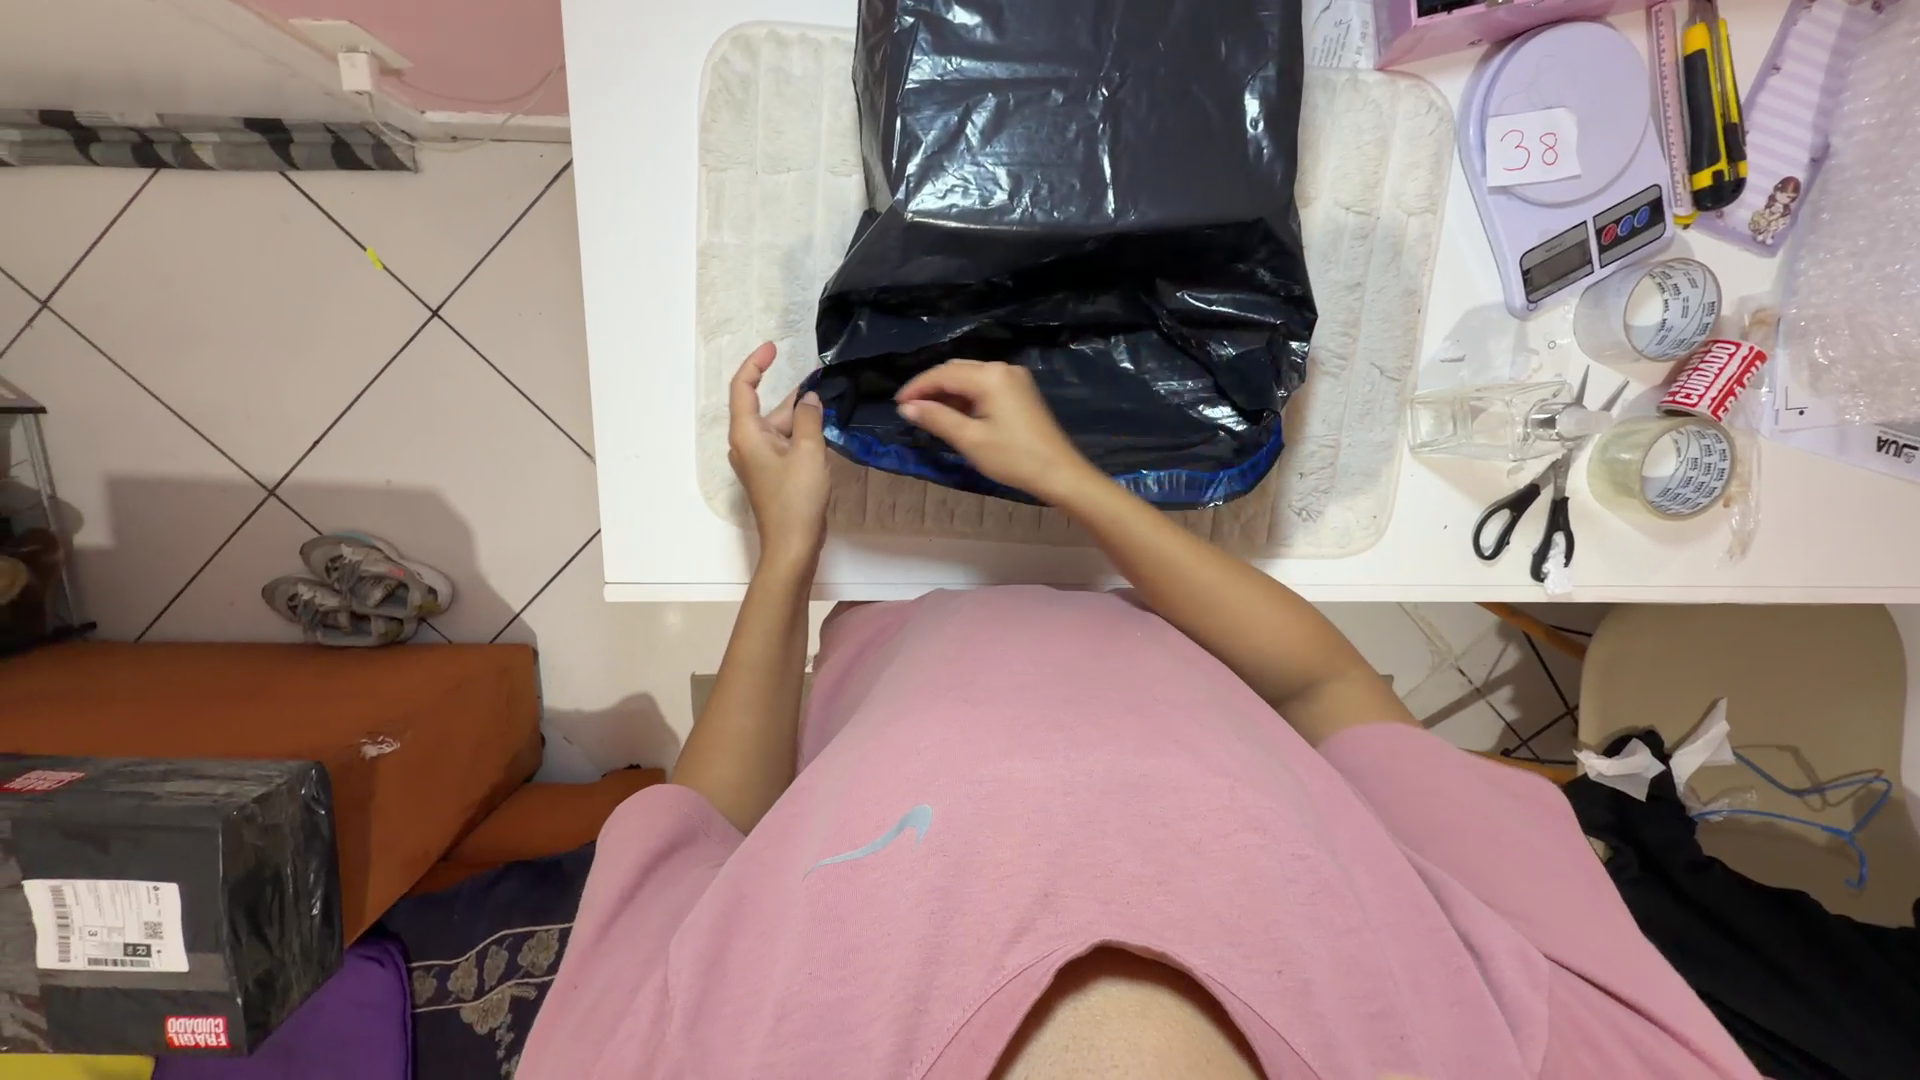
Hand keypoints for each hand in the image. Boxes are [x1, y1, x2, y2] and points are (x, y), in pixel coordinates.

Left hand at [729, 343, 828, 565]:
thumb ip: (810, 419)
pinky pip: (783, 445)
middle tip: (823, 382)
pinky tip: (823, 434)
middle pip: (764, 408)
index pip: (743, 387)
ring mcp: (757, 461)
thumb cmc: (797, 498)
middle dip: (792, 396)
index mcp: (746, 434)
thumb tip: (811, 399)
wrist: (792, 545)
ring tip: (829, 406)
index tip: (774, 348)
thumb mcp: (809, 452)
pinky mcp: (771, 474)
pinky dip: (800, 435)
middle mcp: (746, 444)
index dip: (756, 364)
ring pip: (777, 428)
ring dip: (801, 418)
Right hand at [894, 359, 1101, 504]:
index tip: (897, 404)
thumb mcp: (970, 440)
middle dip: (931, 387)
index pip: (943, 374)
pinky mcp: (1021, 391)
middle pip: (956, 370)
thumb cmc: (1014, 458)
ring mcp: (1014, 378)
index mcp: (990, 376)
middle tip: (909, 409)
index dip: (917, 387)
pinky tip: (954, 414)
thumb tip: (906, 408)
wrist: (1060, 472)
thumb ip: (936, 418)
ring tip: (927, 414)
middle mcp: (1002, 368)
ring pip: (970, 377)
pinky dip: (966, 397)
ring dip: (947, 392)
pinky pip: (985, 386)